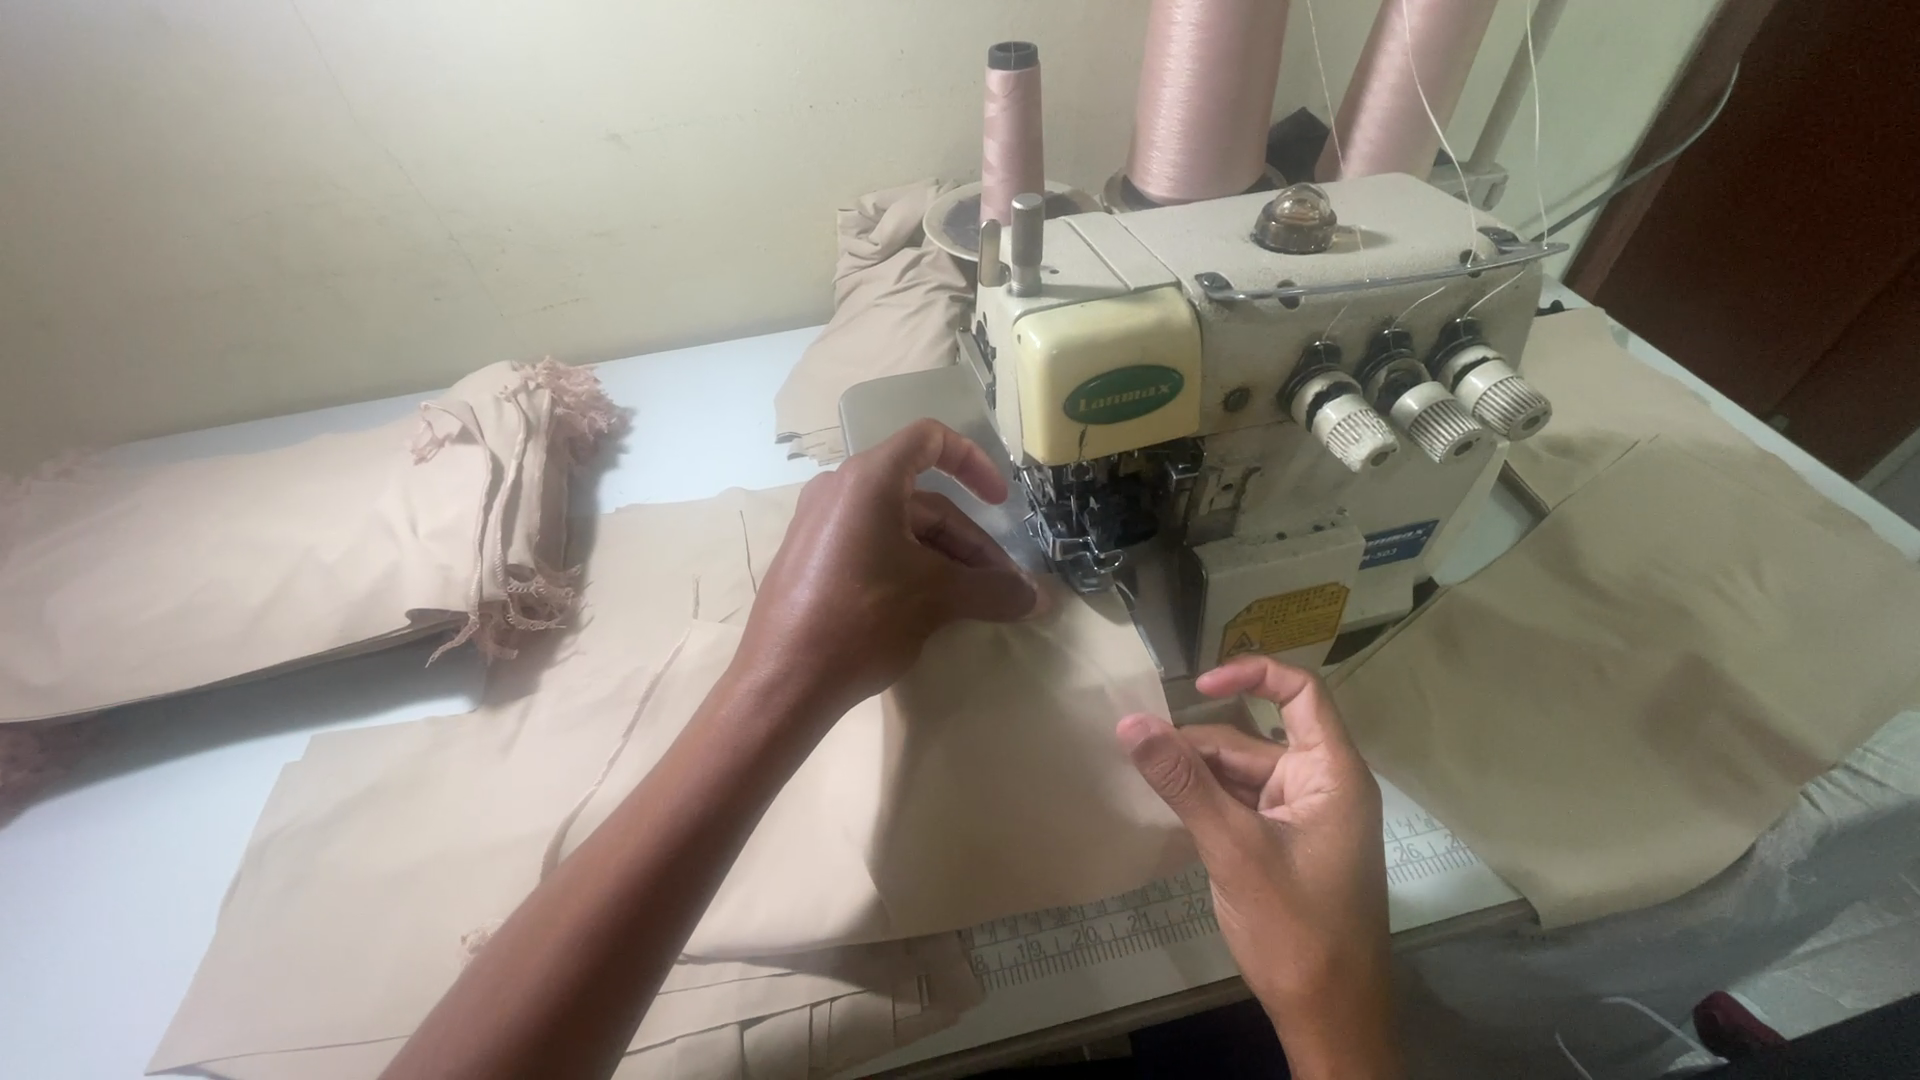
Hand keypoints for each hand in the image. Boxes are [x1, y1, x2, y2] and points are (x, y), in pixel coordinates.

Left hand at [736, 419, 1038, 716]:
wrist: (783, 682)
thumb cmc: (862, 620)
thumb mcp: (937, 600)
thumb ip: (995, 590)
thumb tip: (1041, 598)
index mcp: (869, 480)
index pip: (930, 439)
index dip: (974, 462)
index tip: (1001, 503)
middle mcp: (840, 490)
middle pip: (923, 500)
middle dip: (969, 542)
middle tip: (999, 588)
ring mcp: (820, 525)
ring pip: (900, 529)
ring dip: (944, 560)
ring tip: (971, 605)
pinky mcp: (811, 560)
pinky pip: (873, 547)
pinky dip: (909, 568)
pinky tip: (927, 610)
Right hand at [1117, 656, 1400, 1079]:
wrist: (1330, 1022)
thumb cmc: (1296, 931)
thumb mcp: (1233, 849)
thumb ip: (1183, 782)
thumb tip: (1130, 723)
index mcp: (1332, 774)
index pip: (1300, 693)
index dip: (1252, 673)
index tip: (1197, 685)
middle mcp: (1321, 785)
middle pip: (1254, 737)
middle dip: (1199, 743)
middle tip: (1142, 754)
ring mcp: (1304, 817)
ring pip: (1241, 772)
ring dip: (1198, 774)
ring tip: (1148, 780)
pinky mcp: (1285, 845)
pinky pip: (1241, 803)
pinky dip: (1208, 800)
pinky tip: (1172, 806)